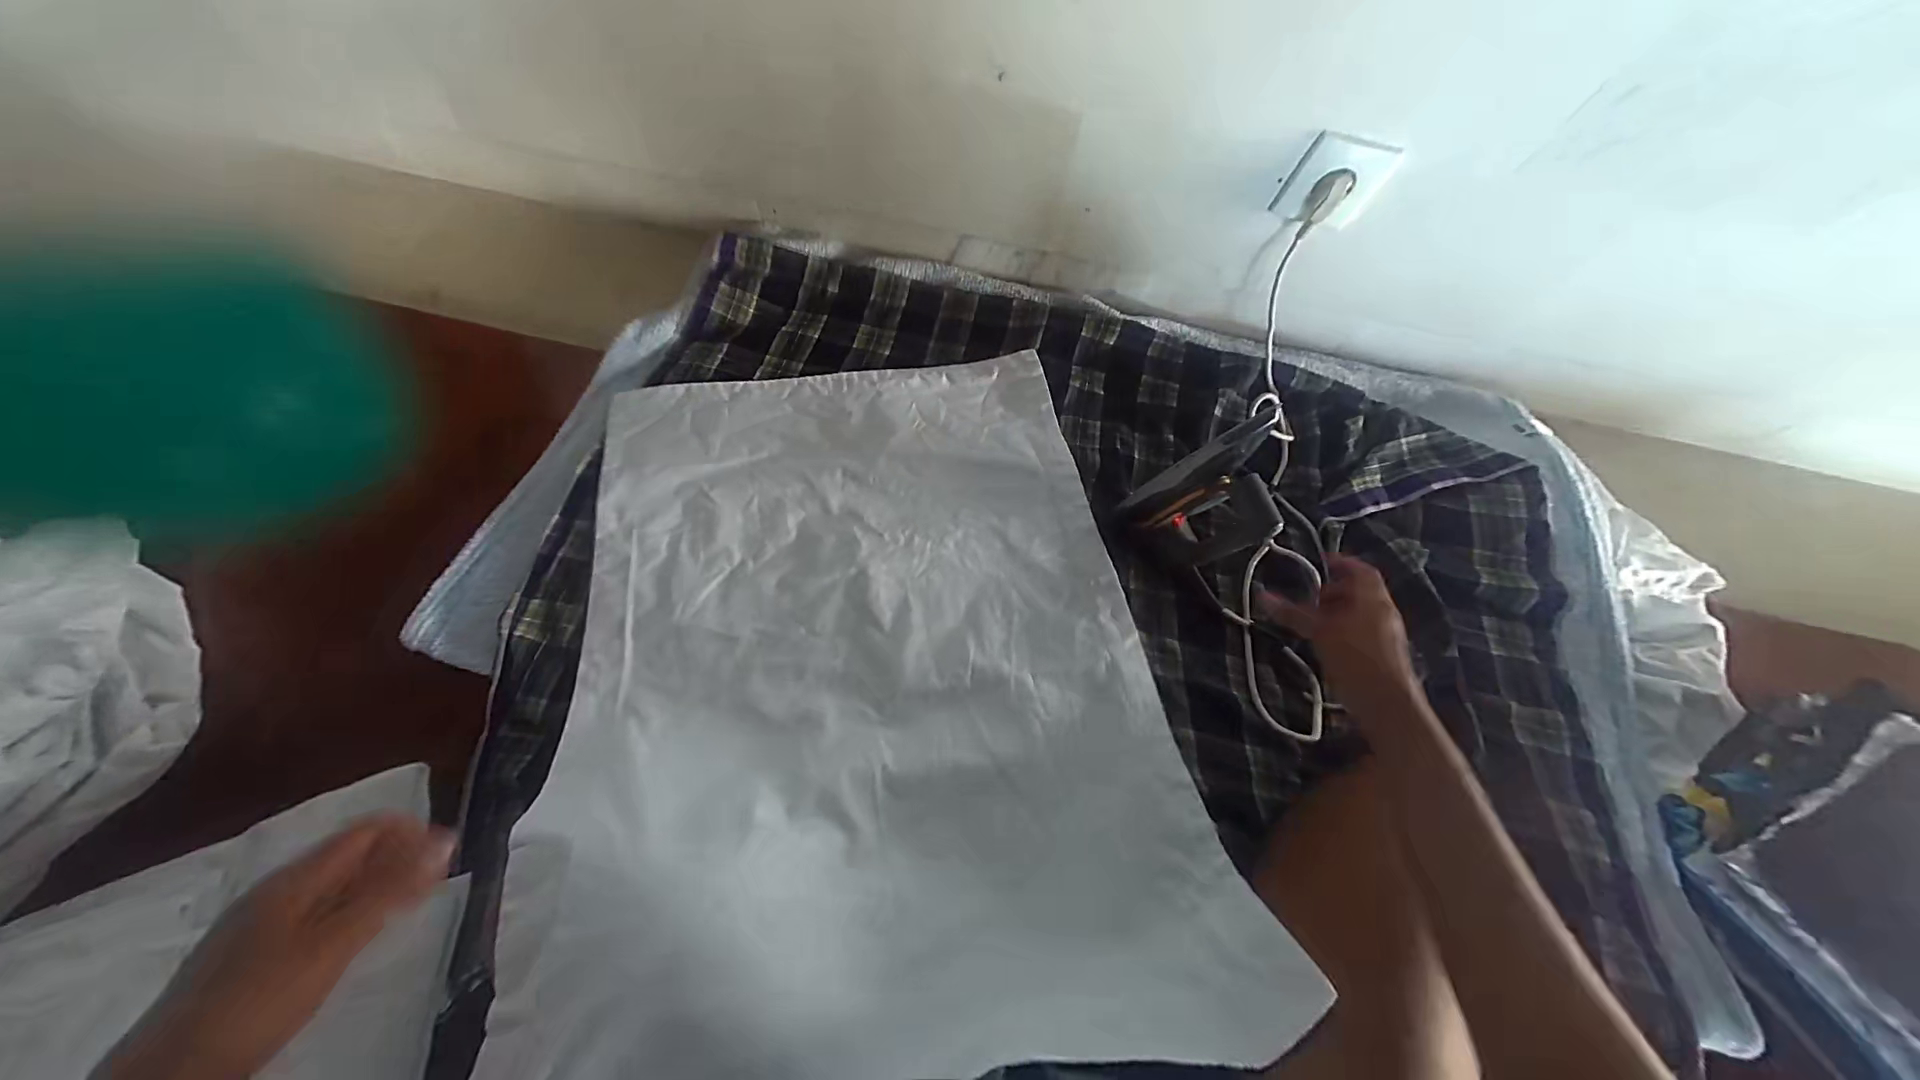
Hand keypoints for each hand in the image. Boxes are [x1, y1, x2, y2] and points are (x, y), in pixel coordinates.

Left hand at [97, 816, 453, 1079]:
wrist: (166, 1076)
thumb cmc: (259, 999)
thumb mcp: (334, 942)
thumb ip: (390, 889)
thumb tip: (446, 839)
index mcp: (295, 878)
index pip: (369, 829)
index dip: (413, 832)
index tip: (448, 858)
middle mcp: (279, 889)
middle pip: (354, 852)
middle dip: (401, 858)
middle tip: (437, 885)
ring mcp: (262, 920)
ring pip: (338, 882)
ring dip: (381, 884)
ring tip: (411, 907)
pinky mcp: (256, 950)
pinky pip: (320, 909)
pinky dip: (355, 909)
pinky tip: (364, 934)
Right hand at [1255, 552, 1417, 704]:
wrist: (1388, 705)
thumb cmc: (1355, 659)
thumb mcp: (1319, 632)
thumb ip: (1292, 613)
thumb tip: (1262, 595)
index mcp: (1373, 600)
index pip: (1362, 571)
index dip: (1342, 563)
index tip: (1321, 561)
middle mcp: (1384, 613)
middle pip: (1361, 592)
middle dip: (1335, 590)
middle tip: (1310, 596)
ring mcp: (1387, 635)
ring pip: (1361, 613)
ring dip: (1338, 611)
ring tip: (1313, 621)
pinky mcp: (1384, 655)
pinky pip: (1362, 631)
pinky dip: (1343, 629)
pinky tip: (1326, 643)